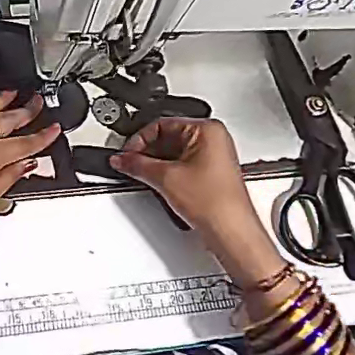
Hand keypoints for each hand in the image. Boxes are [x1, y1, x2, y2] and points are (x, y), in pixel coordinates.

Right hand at [112, 118, 285, 282]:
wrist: (231, 231)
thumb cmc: (216, 203)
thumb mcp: (166, 178)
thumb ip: (137, 164)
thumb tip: (123, 159)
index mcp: (208, 130)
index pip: (163, 123)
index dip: (140, 138)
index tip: (127, 152)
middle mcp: (214, 140)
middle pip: (168, 137)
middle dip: (147, 152)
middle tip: (130, 163)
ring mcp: (213, 157)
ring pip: (174, 152)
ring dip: (156, 164)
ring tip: (141, 175)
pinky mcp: (210, 174)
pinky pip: (182, 165)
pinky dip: (167, 173)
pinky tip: (156, 183)